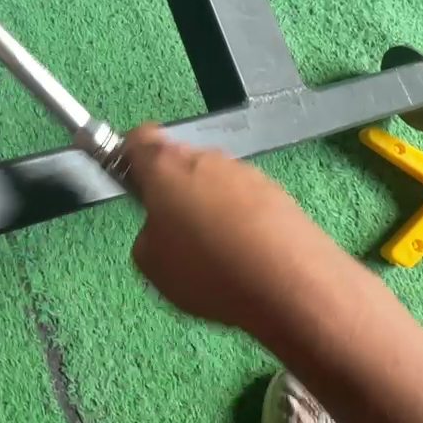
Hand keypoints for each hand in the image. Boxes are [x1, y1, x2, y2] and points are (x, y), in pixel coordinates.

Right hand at [126, 124, 323, 336]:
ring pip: (212, 180)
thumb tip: (159, 229)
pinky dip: (239, 219)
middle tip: (174, 230)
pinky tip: (246, 256)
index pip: (138, 138)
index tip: (132, 179)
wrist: (293, 284)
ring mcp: (243, 171)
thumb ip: (145, 234)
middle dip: (172, 188)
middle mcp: (204, 157)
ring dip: (208, 204)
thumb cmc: (208, 270)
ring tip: (216, 251)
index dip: (129, 154)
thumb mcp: (150, 264)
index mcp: (164, 165)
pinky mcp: (276, 191)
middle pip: (178, 161)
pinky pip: (244, 199)